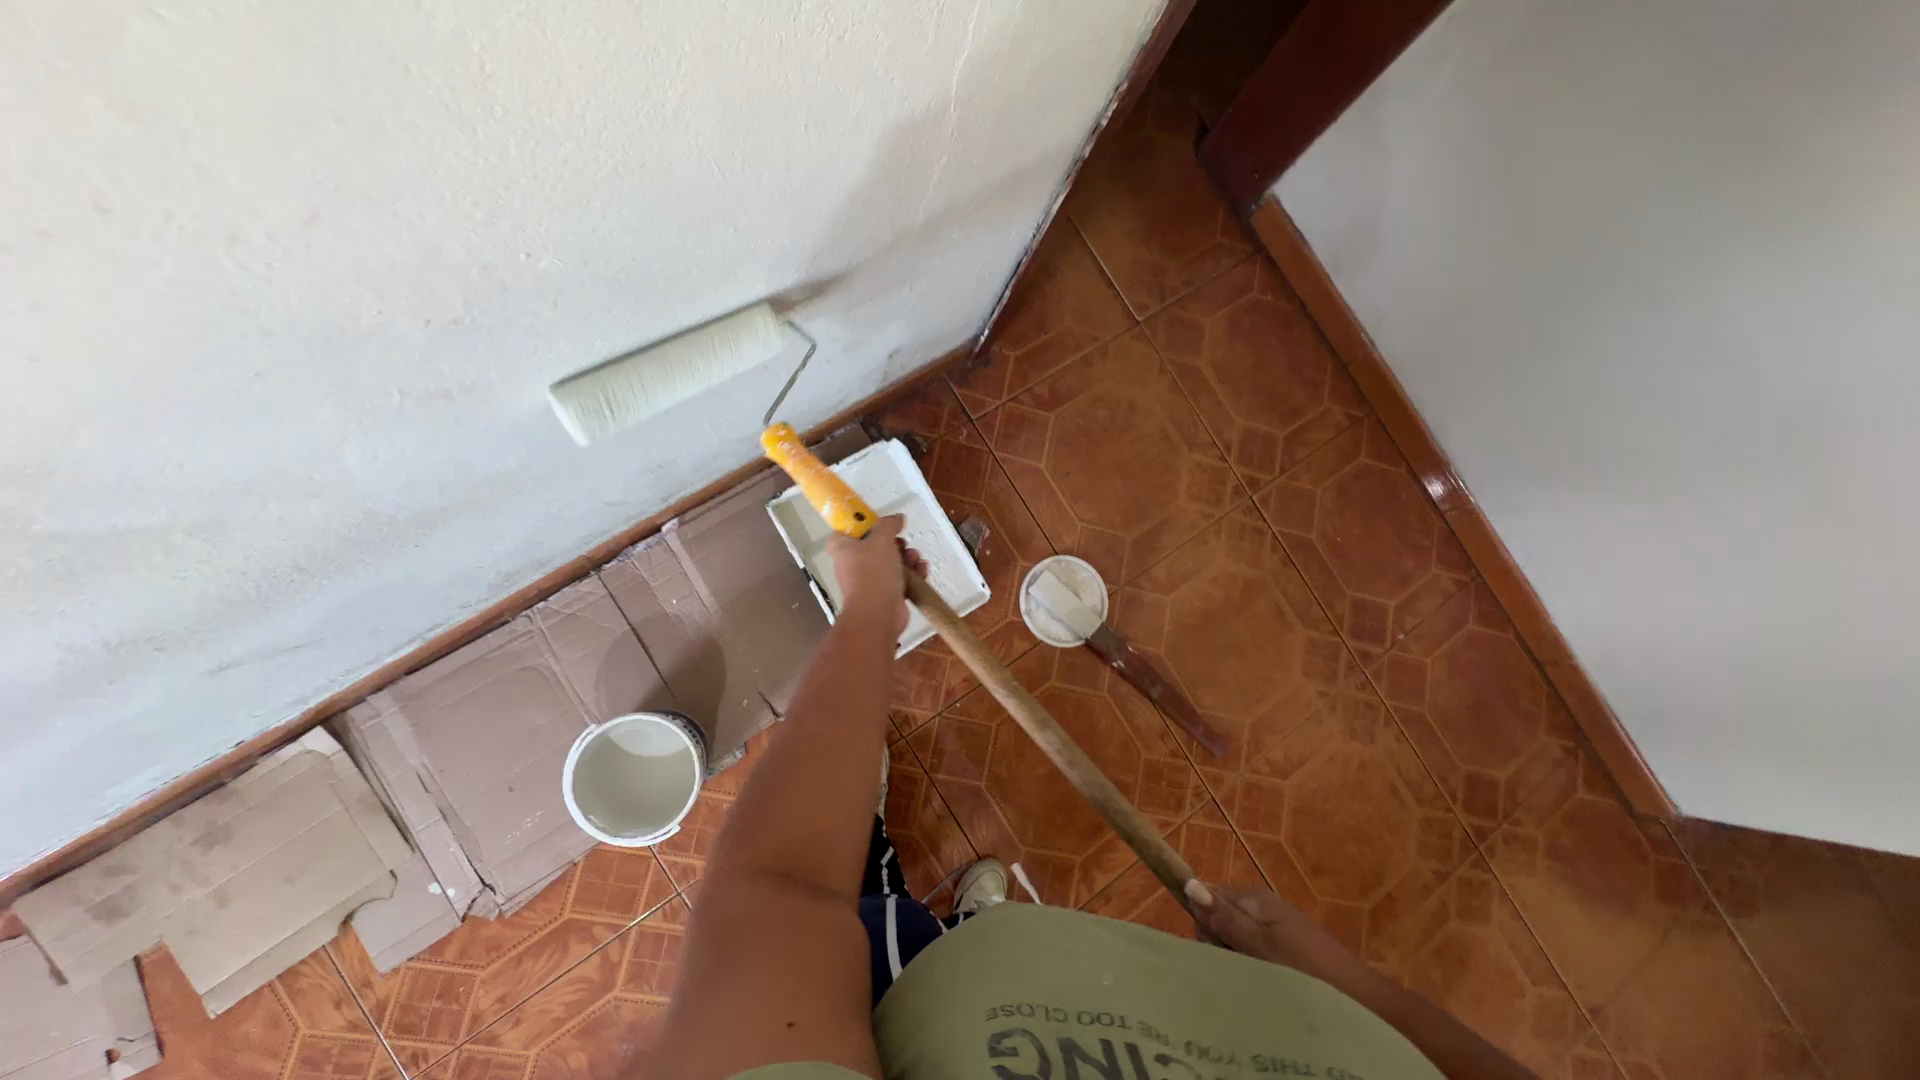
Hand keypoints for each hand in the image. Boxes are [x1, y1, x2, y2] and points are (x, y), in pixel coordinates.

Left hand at [827, 515, 923, 639]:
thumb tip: (897, 518)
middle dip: (896, 542)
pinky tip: (922, 571)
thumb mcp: (881, 540)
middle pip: (875, 544)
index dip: (862, 525)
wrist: (878, 614)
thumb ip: (889, 524)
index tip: (880, 523)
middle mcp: (852, 564)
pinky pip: (900, 577)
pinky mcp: (885, 593)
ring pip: (891, 561)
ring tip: (915, 559)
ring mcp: (869, 580)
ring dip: (907, 557)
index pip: (846, 530)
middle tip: (902, 543)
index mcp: (842, 548)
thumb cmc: (873, 572)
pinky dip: (912, 573)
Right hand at [1185, 880, 1373, 989]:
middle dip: (1220, 946)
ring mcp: (1274, 928)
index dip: (1205, 924)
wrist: (1362, 998)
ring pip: (1235, 939)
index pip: (1207, 898)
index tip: (1217, 951)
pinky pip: (1253, 952)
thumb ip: (1225, 919)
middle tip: (1240, 969)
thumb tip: (1188, 883)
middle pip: (1219, 919)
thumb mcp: (1260, 946)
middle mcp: (1261, 906)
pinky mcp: (1285, 948)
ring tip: (1254, 982)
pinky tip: (1263, 986)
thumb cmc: (1307, 968)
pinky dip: (1253, 969)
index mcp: (1253, 898)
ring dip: (1237, 960)